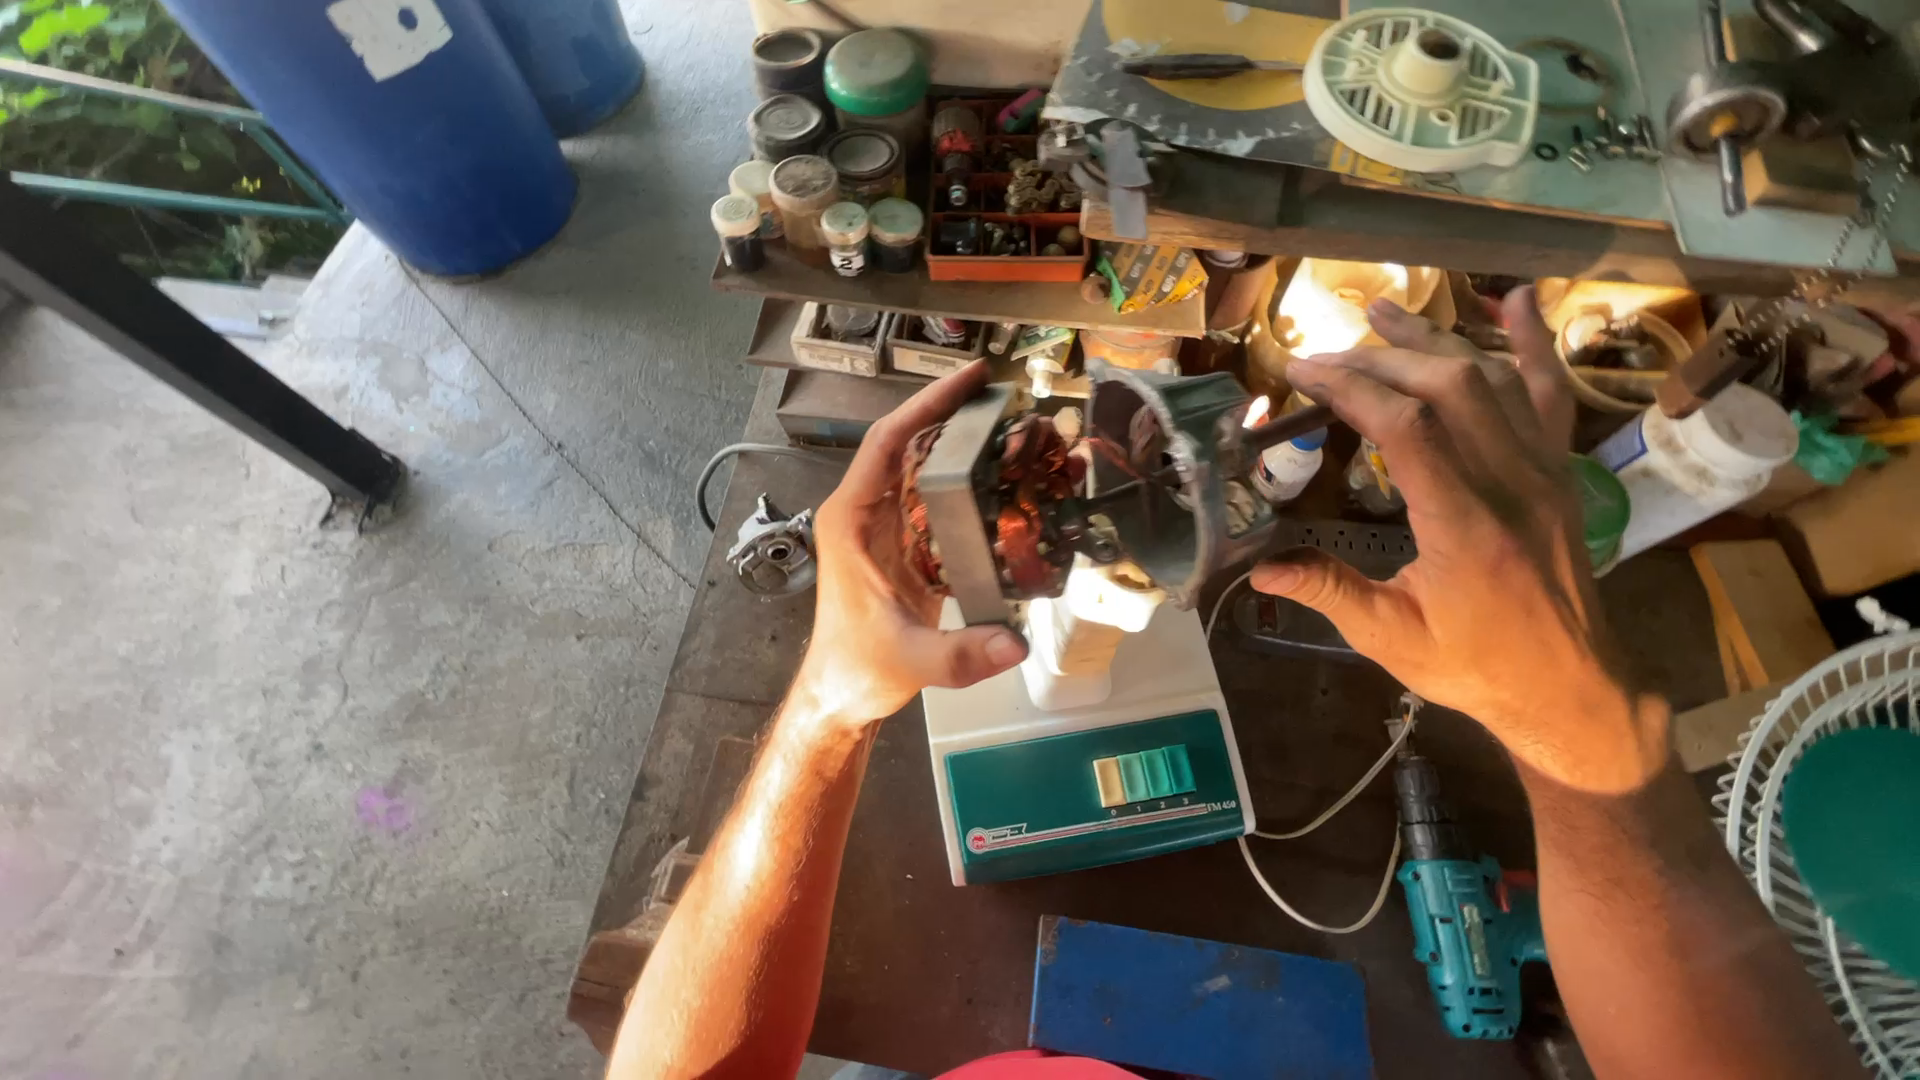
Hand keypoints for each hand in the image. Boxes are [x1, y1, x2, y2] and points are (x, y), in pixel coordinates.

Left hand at [790, 361, 1027, 728]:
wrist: (845, 690)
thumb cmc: (859, 667)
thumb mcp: (910, 660)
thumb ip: (959, 654)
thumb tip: (1016, 643)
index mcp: (853, 518)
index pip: (888, 441)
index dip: (928, 403)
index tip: (973, 378)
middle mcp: (869, 512)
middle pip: (913, 444)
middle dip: (960, 417)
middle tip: (1015, 403)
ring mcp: (889, 527)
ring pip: (928, 469)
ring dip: (970, 447)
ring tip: (1023, 433)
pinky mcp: (910, 545)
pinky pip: (941, 501)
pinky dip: (974, 485)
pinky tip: (1011, 481)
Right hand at [1253, 287, 1666, 791]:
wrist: (1570, 689)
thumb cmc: (1473, 666)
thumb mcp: (1389, 638)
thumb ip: (1328, 592)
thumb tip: (1259, 567)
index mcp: (1465, 524)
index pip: (1408, 427)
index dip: (1351, 388)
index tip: (1302, 370)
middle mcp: (1512, 483)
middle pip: (1449, 387)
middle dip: (1377, 360)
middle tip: (1322, 355)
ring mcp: (1544, 472)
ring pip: (1494, 380)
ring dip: (1433, 340)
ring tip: (1380, 314)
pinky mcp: (1559, 472)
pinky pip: (1550, 394)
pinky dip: (1530, 344)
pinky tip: (1511, 302)